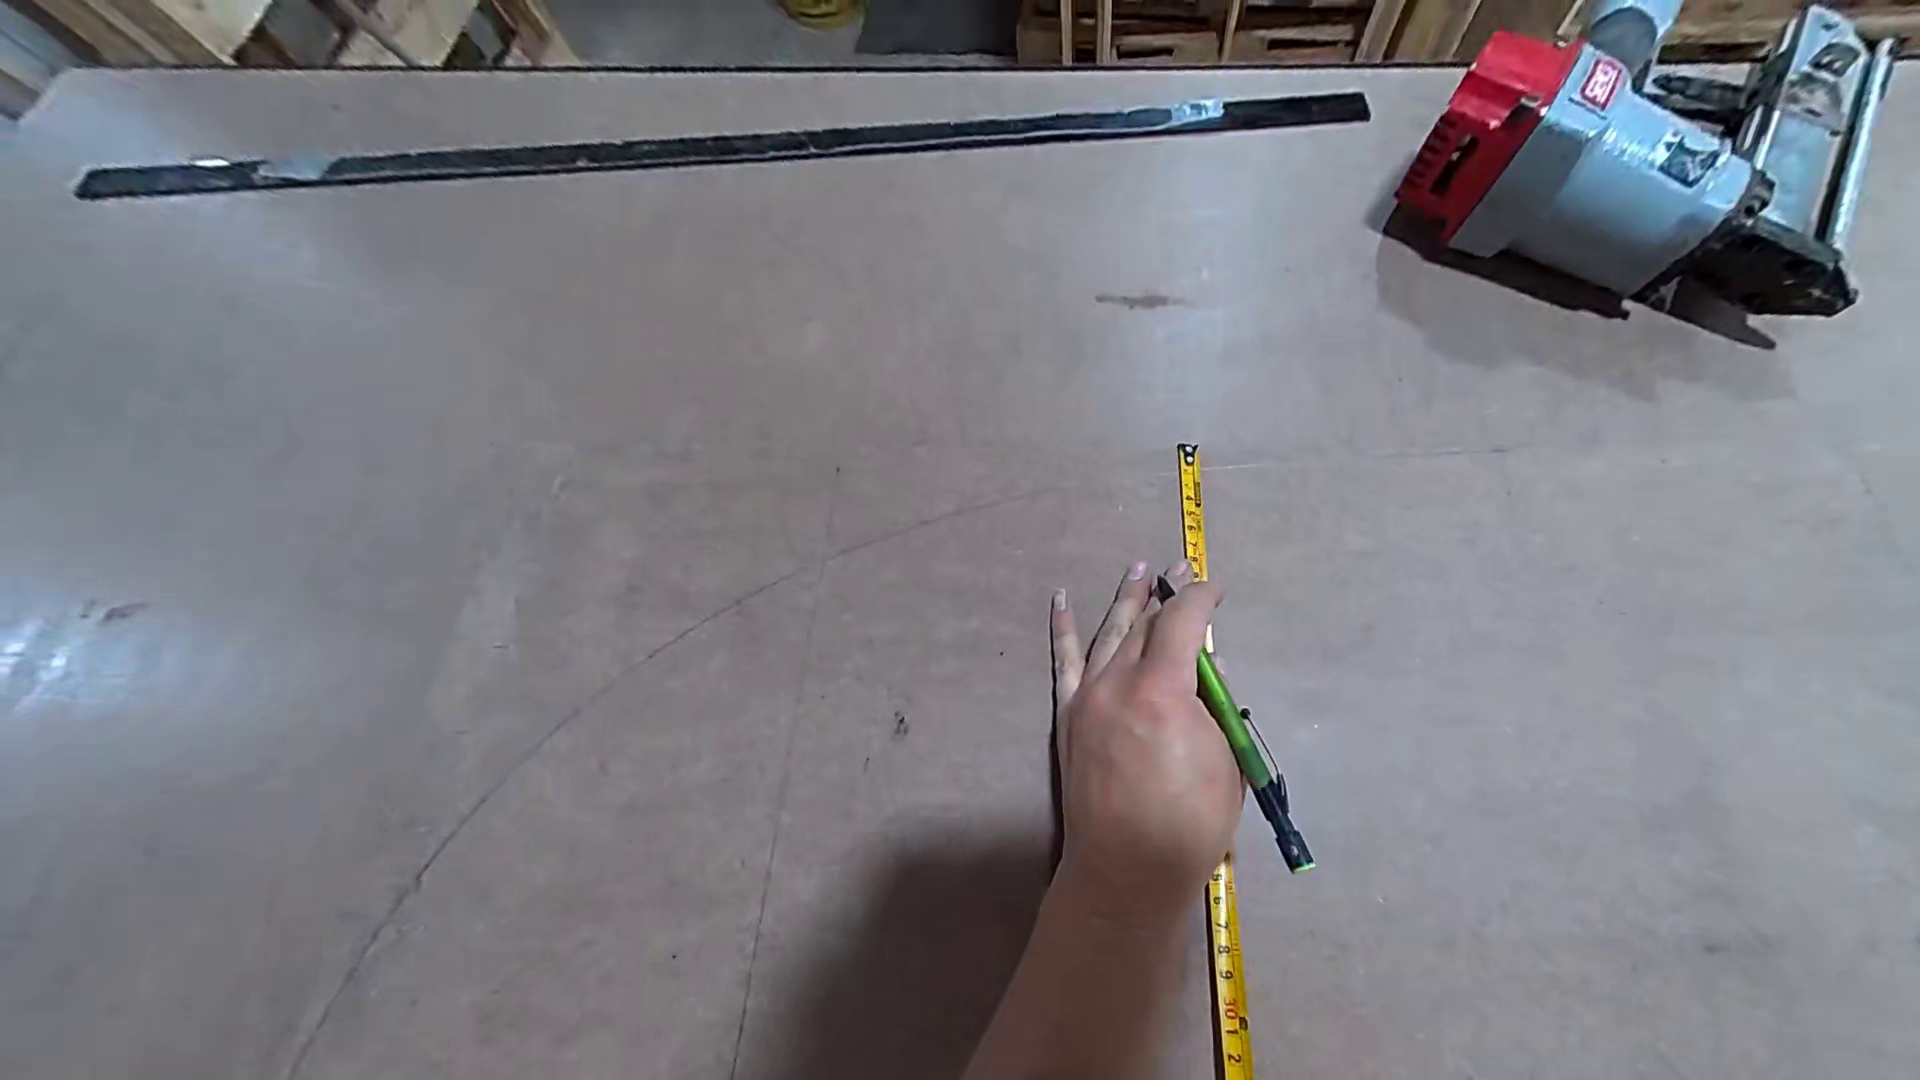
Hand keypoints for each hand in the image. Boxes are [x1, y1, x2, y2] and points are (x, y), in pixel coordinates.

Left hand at [1050, 561, 1242, 921]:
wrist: (1125, 865)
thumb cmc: (1188, 822)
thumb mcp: (1225, 760)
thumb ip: (1213, 706)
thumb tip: (1205, 668)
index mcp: (1163, 691)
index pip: (1183, 624)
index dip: (1201, 599)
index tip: (1215, 589)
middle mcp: (1119, 682)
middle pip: (1145, 624)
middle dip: (1167, 595)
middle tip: (1180, 570)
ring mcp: (1088, 694)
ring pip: (1108, 633)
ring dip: (1125, 600)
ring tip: (1137, 569)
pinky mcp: (1068, 711)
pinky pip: (1064, 659)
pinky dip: (1062, 627)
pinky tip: (1061, 600)